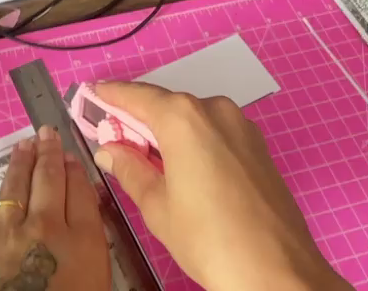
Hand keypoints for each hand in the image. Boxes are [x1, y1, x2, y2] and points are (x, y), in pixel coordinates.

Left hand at [0, 126, 110, 290]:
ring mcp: (2, 238)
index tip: (71, 156)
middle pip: (49, 180)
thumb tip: (87, 229)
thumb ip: (92, 257)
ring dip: (17, 162)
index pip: (81, 192)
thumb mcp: (96, 289)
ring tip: (21, 145)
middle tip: (45, 134)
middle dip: (48, 154)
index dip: (76, 170)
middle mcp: (45, 228)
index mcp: (83, 244)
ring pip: (12, 187)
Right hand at [93, 82, 350, 290]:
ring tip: (150, 160)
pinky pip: (214, 132)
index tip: (90, 95)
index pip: (135, 95)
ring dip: (168, 131)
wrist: (277, 272)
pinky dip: (194, 141)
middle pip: (164, 105)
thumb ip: (129, 168)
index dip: (109, 95)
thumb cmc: (207, 238)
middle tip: (115, 138)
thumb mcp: (157, 206)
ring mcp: (240, 124)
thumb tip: (109, 148)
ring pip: (192, 118)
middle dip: (139, 119)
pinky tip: (185, 169)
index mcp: (182, 116)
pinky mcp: (258, 145)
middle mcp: (212, 107)